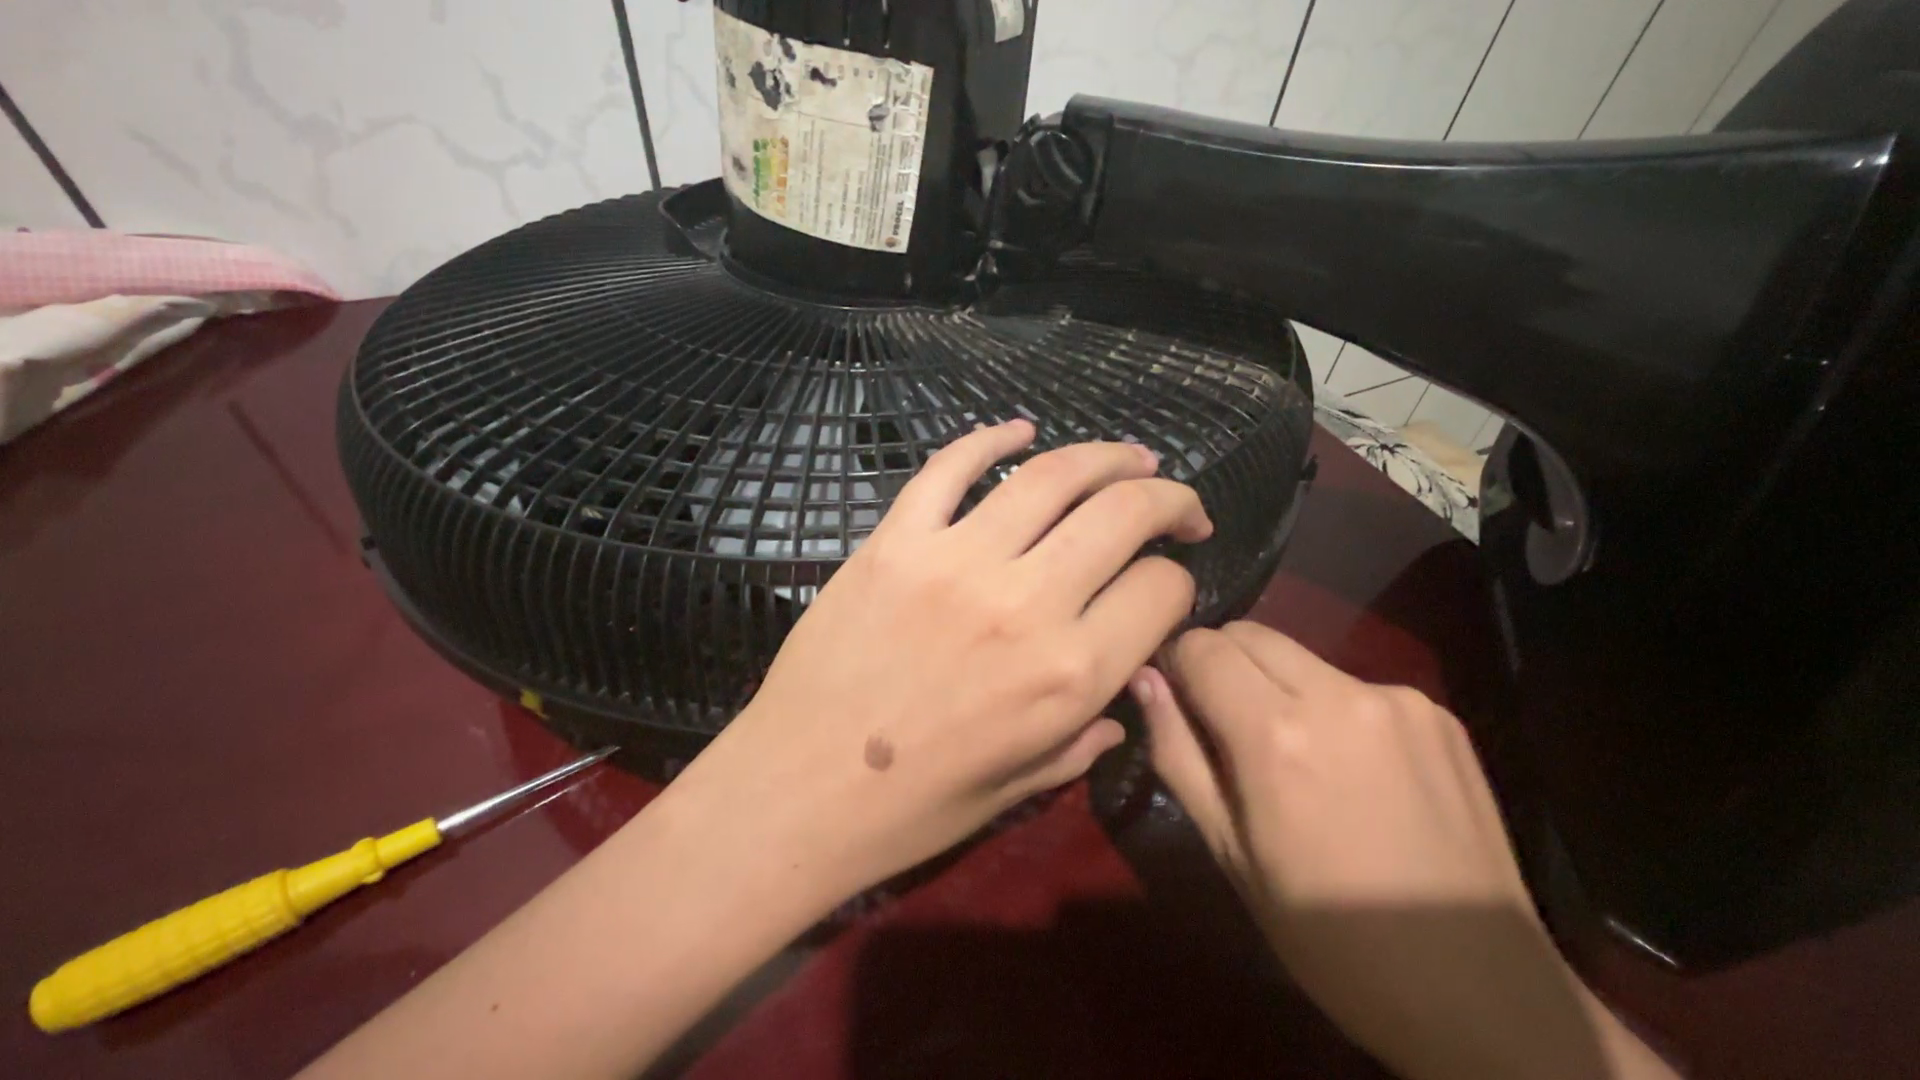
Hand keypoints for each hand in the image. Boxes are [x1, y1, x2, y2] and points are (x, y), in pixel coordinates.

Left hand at [675, 419, 1211, 901]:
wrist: (798, 793)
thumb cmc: (915, 809)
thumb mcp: (1022, 787)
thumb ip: (1087, 736)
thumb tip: (1125, 691)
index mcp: (1070, 674)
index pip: (1162, 592)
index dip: (1178, 584)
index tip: (1165, 589)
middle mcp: (1026, 603)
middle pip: (1124, 514)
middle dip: (1170, 499)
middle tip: (1178, 506)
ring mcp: (955, 560)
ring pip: (1051, 475)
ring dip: (1105, 456)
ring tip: (1131, 458)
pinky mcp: (894, 540)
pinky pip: (949, 467)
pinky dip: (990, 439)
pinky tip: (1020, 431)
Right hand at [1134, 622, 1678, 1079]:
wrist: (1477, 988)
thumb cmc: (1329, 936)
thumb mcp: (1230, 853)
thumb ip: (1180, 754)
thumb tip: (1145, 680)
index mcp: (1276, 735)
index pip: (1202, 647)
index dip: (1176, 664)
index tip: (1175, 699)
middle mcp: (1338, 694)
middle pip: (1252, 634)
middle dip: (1221, 662)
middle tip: (1221, 724)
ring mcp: (1398, 699)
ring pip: (1304, 656)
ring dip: (1276, 683)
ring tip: (1291, 754)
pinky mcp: (1440, 715)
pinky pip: (1357, 685)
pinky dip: (1332, 707)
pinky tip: (1352, 770)